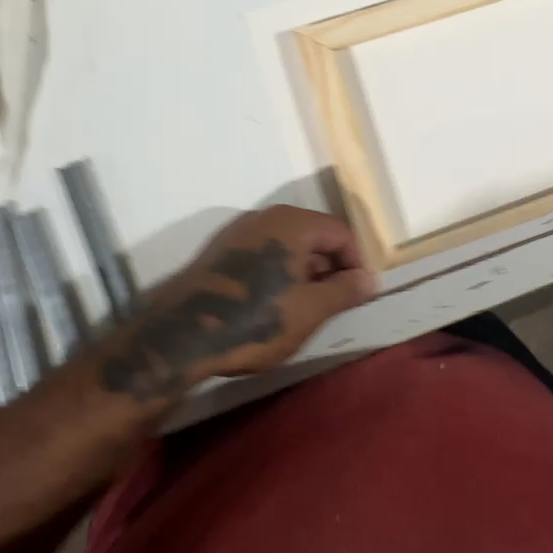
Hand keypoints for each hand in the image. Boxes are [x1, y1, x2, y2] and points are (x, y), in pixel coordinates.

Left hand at [86, 205, 375, 402]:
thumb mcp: (311, 310)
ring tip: (302, 310)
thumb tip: (372, 279)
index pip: (341, 233)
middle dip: (328, 269)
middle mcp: (266, 217)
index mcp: (293, 223)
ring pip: (285, 247)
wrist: (181, 335)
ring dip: (302, 273)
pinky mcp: (218, 252)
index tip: (356, 296)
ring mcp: (238, 232)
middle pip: (312, 236)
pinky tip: (270, 306)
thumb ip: (346, 291)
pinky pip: (261, 255)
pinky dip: (275, 274)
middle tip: (331, 306)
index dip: (355, 263)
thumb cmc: (256, 319)